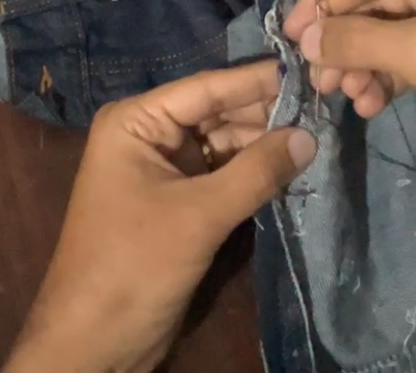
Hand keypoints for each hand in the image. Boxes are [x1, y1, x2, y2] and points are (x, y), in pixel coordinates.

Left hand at [5, 61, 316, 372]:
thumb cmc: (133, 266)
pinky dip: (252, 170)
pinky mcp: (177, 198)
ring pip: (223, 142)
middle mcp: (148, 133)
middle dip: (265, 113)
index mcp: (136, 120)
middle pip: (216, 112)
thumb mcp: (198, 216)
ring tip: (317, 132)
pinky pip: (221, 172)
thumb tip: (310, 135)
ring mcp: (163, 166)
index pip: (206, 88)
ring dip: (263, 142)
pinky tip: (290, 164)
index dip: (256, 80)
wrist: (93, 346)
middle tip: (321, 105)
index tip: (306, 69)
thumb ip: (255, 172)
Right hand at [283, 0, 415, 168]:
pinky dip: (389, 75)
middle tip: (319, 81)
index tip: (284, 37)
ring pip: (388, 32)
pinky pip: (410, 53)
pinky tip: (373, 103)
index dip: (319, 4)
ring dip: (364, 64)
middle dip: (344, 43)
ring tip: (349, 98)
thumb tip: (302, 35)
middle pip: (373, 5)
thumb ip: (355, 39)